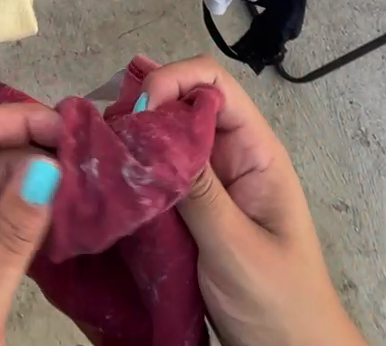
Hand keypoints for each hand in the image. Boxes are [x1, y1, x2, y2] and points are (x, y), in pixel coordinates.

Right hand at [139, 57, 365, 345]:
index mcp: (256, 150)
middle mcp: (231, 152)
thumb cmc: (281, 304)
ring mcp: (211, 176)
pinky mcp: (192, 200)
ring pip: (170, 128)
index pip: (215, 83)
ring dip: (138, 127)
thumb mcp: (238, 248)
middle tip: (113, 126)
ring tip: (105, 136)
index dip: (175, 80)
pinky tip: (113, 156)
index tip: (140, 111)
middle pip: (187, 96)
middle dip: (148, 99)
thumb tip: (155, 137)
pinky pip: (162, 163)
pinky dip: (136, 156)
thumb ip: (200, 192)